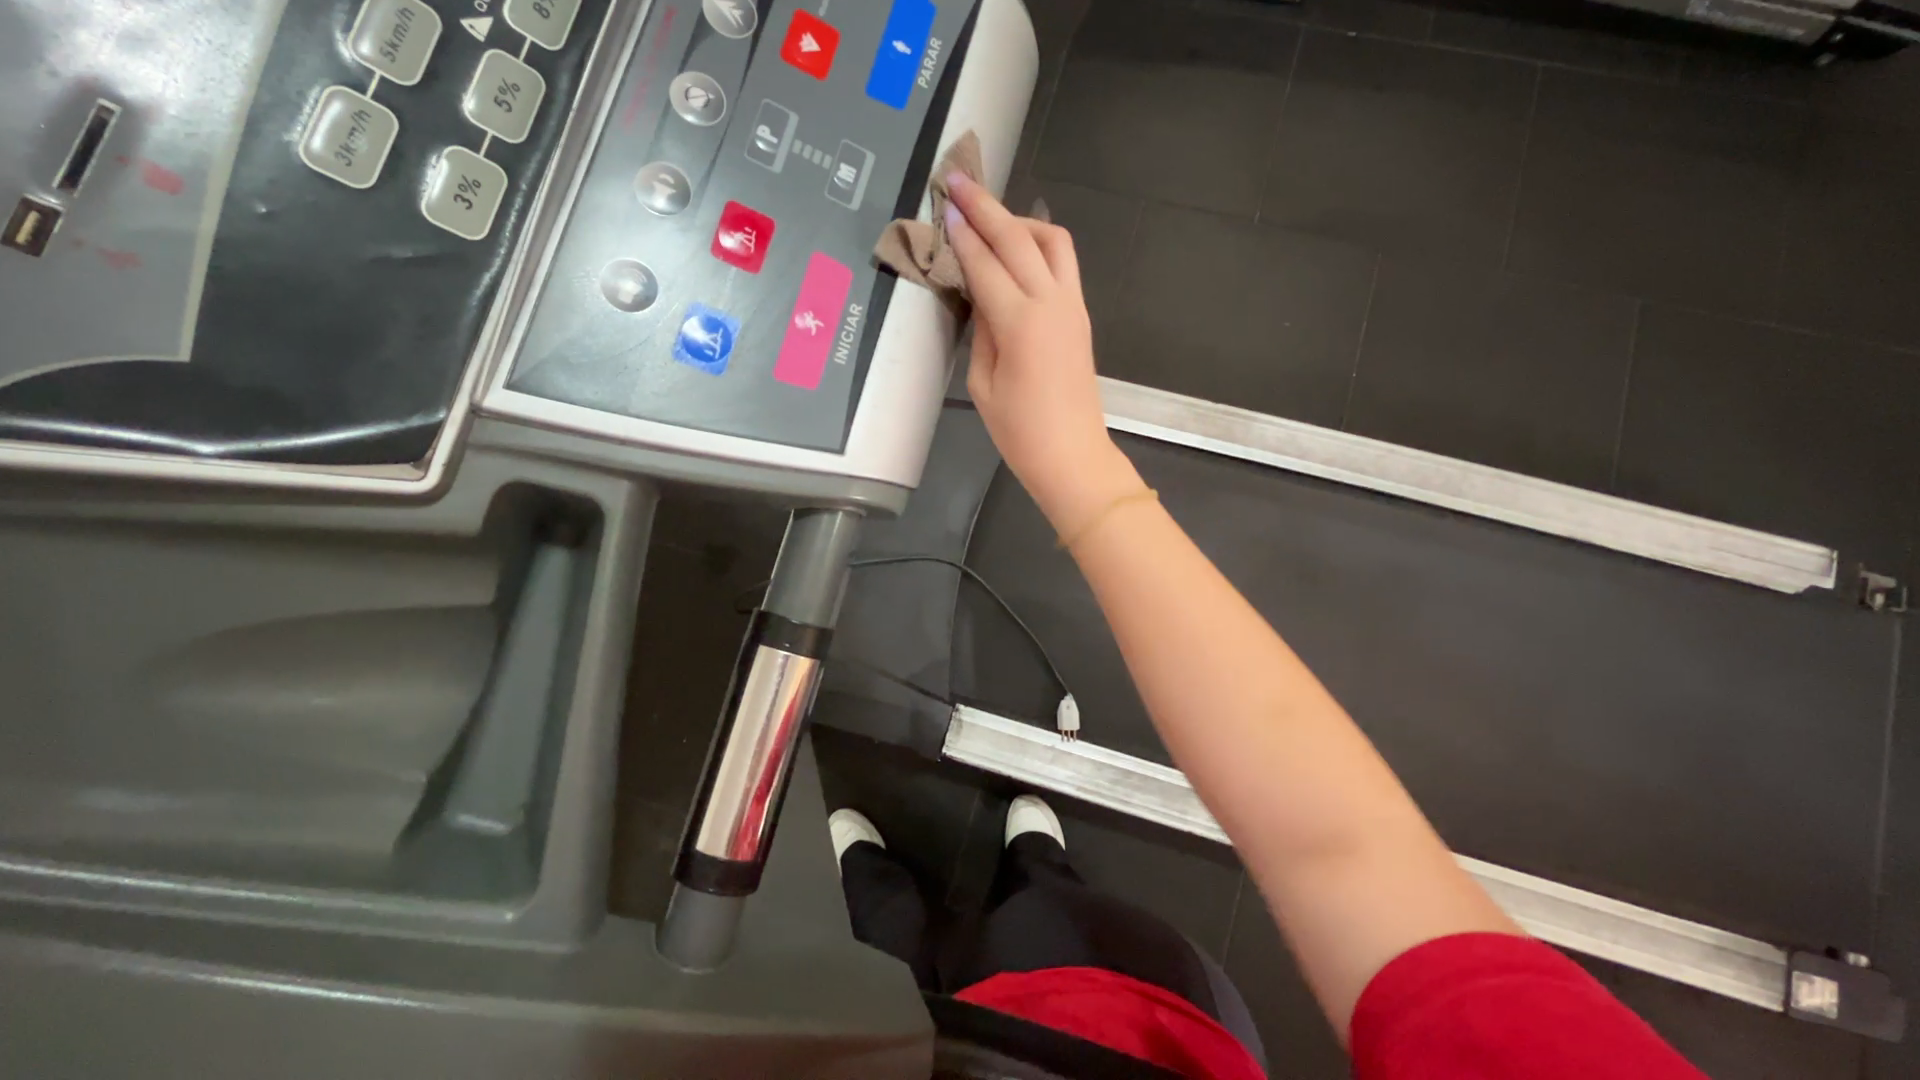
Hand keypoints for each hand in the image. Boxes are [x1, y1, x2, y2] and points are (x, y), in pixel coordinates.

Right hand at [946, 172, 1141, 533]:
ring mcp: (1072, 305)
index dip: (962, 233)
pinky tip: (1018, 248)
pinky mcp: (1080, 314)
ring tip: (991, 217)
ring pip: (1052, 240)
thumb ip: (981, 330)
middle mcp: (1050, 302)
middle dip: (986, 206)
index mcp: (1020, 323)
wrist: (1073, 455)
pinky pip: (1063, 262)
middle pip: (1018, 238)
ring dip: (1021, 220)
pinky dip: (1039, 244)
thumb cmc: (1020, 431)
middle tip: (958, 181)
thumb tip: (980, 294)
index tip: (943, 204)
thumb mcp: (982, 383)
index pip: (985, 263)